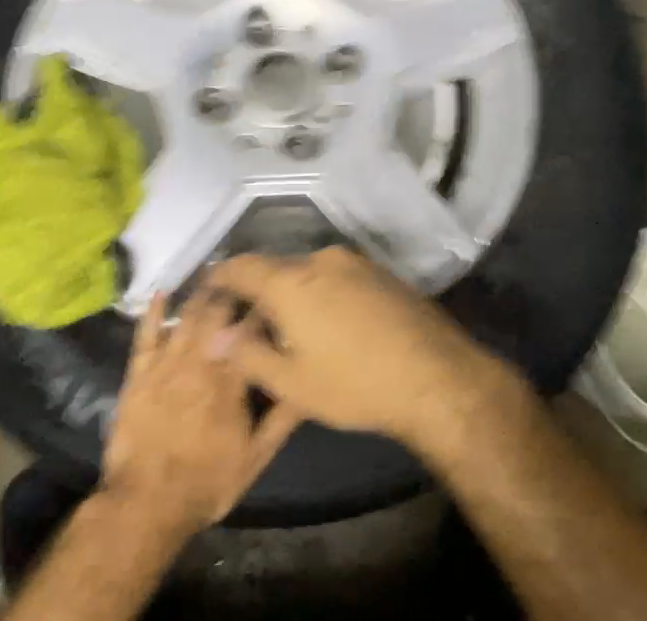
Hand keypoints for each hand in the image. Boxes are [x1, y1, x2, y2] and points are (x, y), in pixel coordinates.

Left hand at [101, 293, 299, 529]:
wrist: (146, 504)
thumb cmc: (207, 482)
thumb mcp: (256, 456)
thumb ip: (283, 417)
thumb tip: (307, 381)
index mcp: (230, 379)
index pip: (253, 331)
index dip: (267, 308)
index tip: (278, 293)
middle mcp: (198, 361)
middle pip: (218, 313)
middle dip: (234, 290)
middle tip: (247, 275)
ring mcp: (164, 365)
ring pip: (186, 317)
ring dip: (202, 294)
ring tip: (216, 275)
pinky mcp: (138, 375)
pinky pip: (145, 335)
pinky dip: (154, 312)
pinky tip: (162, 291)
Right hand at [204, 247, 508, 443]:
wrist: (439, 378)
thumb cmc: (356, 385)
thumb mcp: (293, 383)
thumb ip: (248, 355)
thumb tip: (217, 337)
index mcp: (292, 281)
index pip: (242, 266)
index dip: (220, 277)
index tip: (207, 291)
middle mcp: (323, 260)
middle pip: (277, 269)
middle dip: (259, 293)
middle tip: (249, 326)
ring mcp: (358, 264)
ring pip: (310, 273)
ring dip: (294, 295)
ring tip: (291, 331)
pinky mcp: (384, 275)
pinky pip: (339, 278)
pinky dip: (323, 295)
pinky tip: (331, 327)